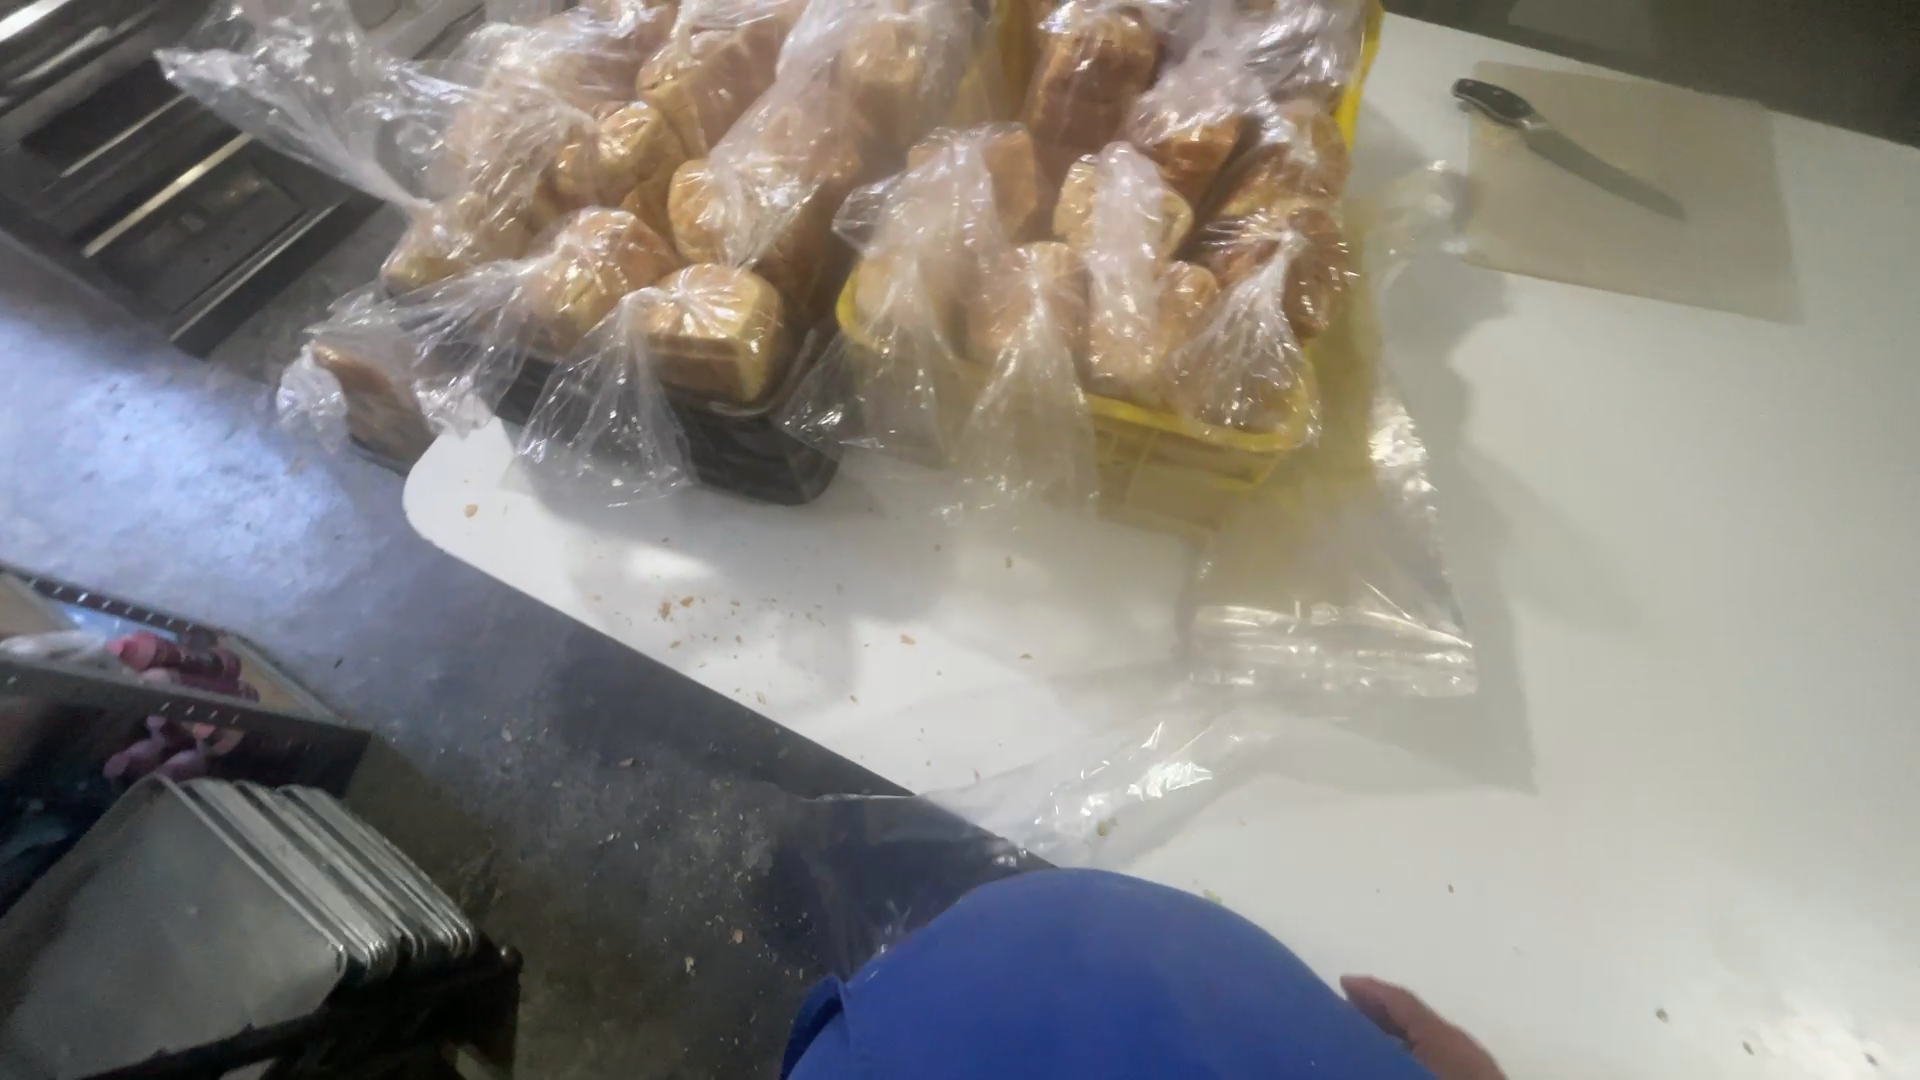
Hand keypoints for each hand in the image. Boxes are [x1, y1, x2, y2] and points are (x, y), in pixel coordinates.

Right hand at [1341, 975, 1506, 1079]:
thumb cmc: (1447, 1078)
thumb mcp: (1399, 1067)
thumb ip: (1378, 1056)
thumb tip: (1344, 1056)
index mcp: (1444, 1036)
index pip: (1402, 1000)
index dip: (1370, 989)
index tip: (1341, 984)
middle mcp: (1463, 1047)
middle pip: (1416, 1018)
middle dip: (1381, 1011)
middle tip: (1347, 1010)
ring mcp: (1479, 1070)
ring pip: (1431, 1041)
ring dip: (1398, 1036)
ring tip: (1367, 1041)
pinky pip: (1443, 1060)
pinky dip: (1416, 1055)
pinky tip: (1403, 1066)